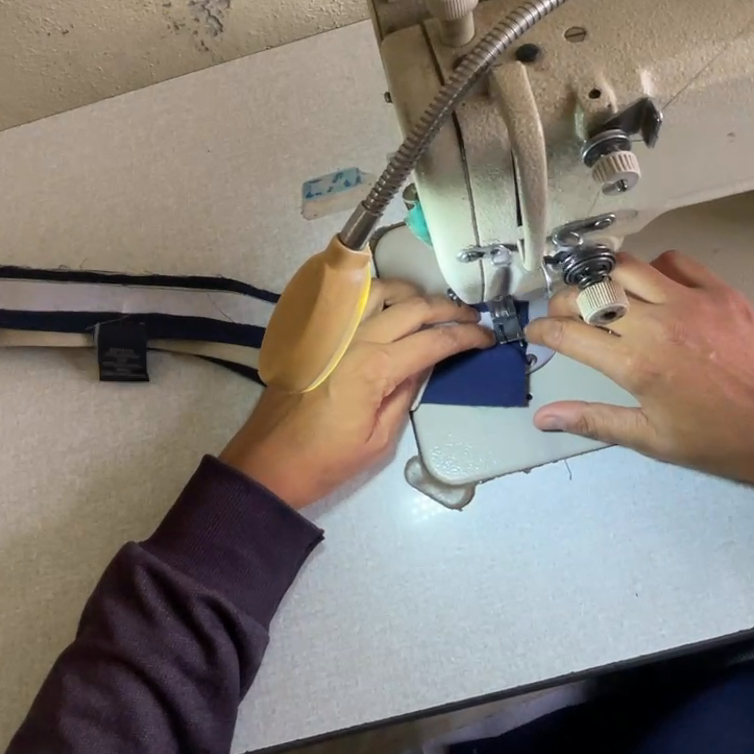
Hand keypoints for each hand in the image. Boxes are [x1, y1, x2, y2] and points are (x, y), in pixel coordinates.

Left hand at [223, 281, 493, 508]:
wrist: (267, 462)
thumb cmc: (325, 461)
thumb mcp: (379, 438)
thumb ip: (406, 393)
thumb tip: (425, 364)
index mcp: (375, 368)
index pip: (433, 341)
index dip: (466, 336)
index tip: (486, 337)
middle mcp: (354, 339)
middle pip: (412, 308)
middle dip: (447, 308)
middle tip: (468, 316)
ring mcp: (331, 332)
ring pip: (379, 291)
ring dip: (410, 292)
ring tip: (429, 306)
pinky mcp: (314, 334)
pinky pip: (347, 300)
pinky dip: (373, 293)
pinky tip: (386, 303)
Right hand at [524, 251, 753, 491]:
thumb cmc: (718, 440)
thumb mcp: (652, 440)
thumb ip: (594, 421)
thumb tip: (542, 417)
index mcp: (635, 365)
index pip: (568, 333)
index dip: (542, 330)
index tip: (535, 332)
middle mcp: (656, 324)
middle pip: (589, 293)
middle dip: (564, 301)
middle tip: (563, 314)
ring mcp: (689, 301)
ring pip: (627, 266)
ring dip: (603, 277)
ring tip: (600, 293)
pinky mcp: (719, 290)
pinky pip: (674, 261)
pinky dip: (653, 269)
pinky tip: (653, 288)